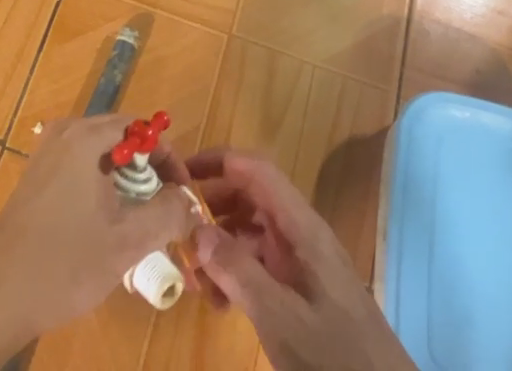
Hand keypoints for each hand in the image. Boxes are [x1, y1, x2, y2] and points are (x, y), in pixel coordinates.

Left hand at [0, 115, 196, 368]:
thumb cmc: (65, 263)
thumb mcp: (129, 241)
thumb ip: (169, 213)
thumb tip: (191, 201)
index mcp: (85, 139)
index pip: (142, 129)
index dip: (169, 159)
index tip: (184, 196)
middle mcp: (63, 135)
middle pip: (121, 138)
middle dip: (149, 170)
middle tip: (167, 209)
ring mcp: (45, 156)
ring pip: (101, 156)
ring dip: (126, 181)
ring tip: (141, 219)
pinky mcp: (36, 179)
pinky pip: (81, 168)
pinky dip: (102, 187)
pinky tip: (108, 224)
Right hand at [187, 149, 416, 370]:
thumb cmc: (336, 356)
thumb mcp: (280, 318)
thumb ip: (238, 271)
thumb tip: (197, 229)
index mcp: (302, 228)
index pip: (257, 170)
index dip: (218, 161)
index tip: (178, 173)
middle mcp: (302, 235)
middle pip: (250, 197)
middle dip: (211, 209)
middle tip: (176, 232)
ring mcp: (302, 262)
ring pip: (250, 233)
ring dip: (219, 247)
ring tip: (195, 282)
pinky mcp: (301, 288)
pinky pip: (259, 263)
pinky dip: (234, 274)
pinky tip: (220, 304)